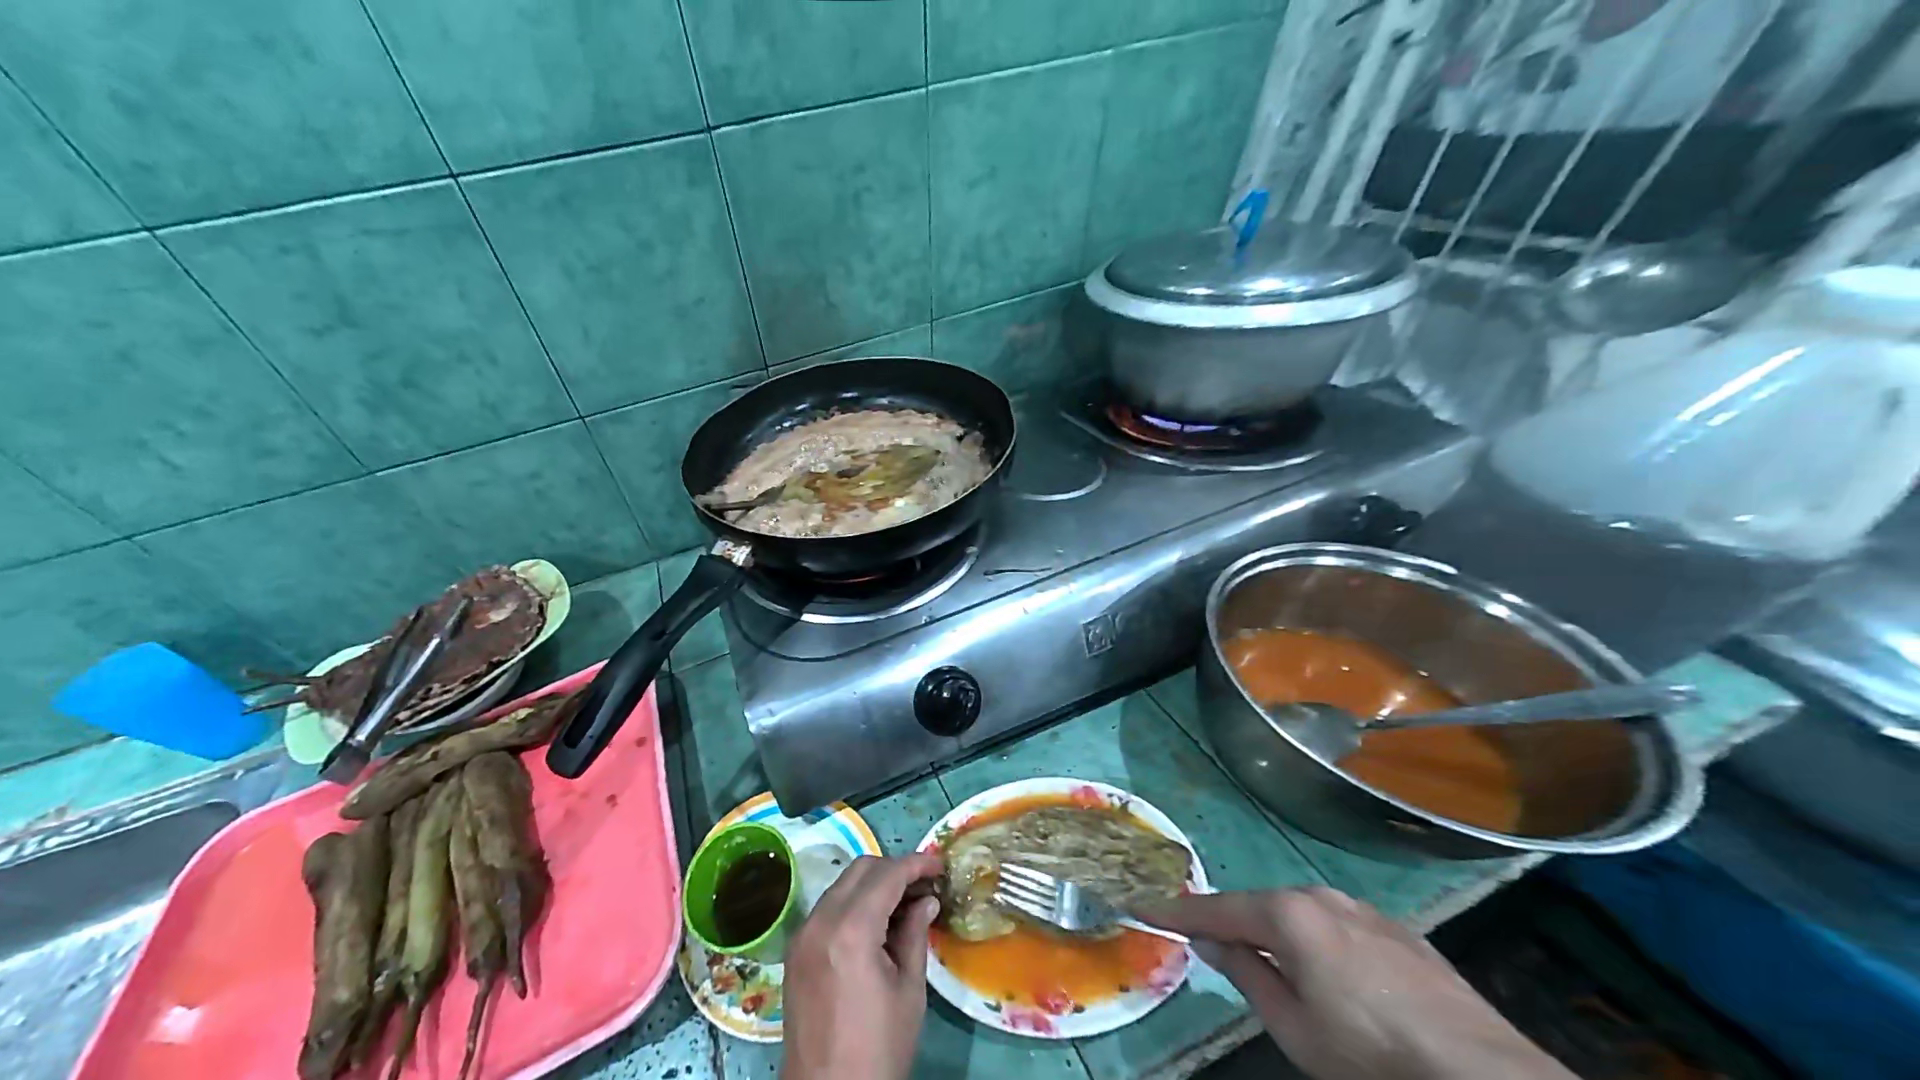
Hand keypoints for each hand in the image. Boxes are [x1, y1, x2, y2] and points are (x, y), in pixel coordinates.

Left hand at [782, 853, 943, 1079]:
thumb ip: (915, 934)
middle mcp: (821, 921)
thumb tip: (926, 900)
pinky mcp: (796, 951)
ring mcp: (803, 935)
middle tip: (924, 887)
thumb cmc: (877, 1048)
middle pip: (861, 869)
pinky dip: (853, 902)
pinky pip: (828, 907)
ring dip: (873, 884)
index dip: (917, 864)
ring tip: (904, 905)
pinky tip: (875, 923)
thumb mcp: (909, 990)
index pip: (888, 875)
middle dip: (895, 869)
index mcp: (851, 931)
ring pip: (842, 884)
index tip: (940, 866)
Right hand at [1138, 887, 1574, 1079]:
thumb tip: (1211, 943)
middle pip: (1260, 906)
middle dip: (1234, 923)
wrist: (1481, 1072)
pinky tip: (1331, 972)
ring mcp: (1363, 909)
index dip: (1178, 911)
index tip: (1145, 907)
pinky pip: (1339, 925)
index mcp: (1288, 915)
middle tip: (1209, 943)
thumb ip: (1246, 975)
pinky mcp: (1399, 930)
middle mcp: (1321, 896)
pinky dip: (1317, 939)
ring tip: (1270, 961)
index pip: (1217, 909)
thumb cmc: (1370, 1053)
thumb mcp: (1293, 1028)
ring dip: (1278, 932)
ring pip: (1302, 913)